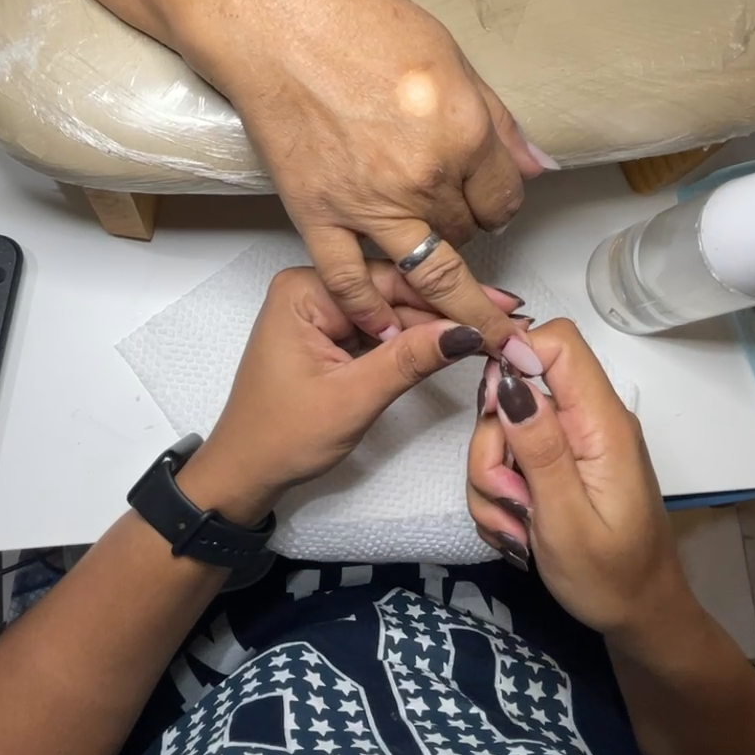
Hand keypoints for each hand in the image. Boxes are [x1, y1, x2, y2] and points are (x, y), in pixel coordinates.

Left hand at [176, 262, 516, 523]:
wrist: (246, 472)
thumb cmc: (281, 437)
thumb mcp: (352, 397)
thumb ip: (409, 359)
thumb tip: (467, 329)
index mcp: (304, 291)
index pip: (389, 282)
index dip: (449, 297)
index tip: (501, 308)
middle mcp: (311, 291)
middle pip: (392, 294)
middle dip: (448, 313)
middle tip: (509, 321)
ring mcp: (319, 313)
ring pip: (389, 313)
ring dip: (435, 328)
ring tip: (493, 332)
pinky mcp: (327, 336)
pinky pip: (377, 331)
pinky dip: (412, 343)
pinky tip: (451, 344)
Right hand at [177, 0, 554, 365]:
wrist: (275, 25)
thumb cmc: (356, 24)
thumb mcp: (449, 56)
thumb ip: (497, 120)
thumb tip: (536, 164)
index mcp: (463, 133)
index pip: (505, 198)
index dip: (501, 204)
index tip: (491, 204)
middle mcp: (424, 178)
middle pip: (468, 234)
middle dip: (469, 232)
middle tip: (458, 227)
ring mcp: (369, 205)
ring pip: (428, 272)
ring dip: (448, 294)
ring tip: (465, 319)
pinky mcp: (319, 217)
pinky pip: (352, 281)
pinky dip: (372, 312)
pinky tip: (386, 331)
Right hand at [465, 319, 691, 638]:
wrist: (638, 619)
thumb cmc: (611, 578)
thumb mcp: (567, 520)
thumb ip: (540, 448)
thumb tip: (509, 380)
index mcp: (602, 425)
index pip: (559, 344)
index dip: (515, 355)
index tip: (491, 409)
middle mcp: (585, 423)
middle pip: (515, 393)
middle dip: (493, 446)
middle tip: (510, 499)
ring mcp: (567, 444)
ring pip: (501, 431)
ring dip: (492, 480)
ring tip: (518, 527)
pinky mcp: (554, 464)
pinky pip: (506, 460)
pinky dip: (498, 495)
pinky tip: (518, 529)